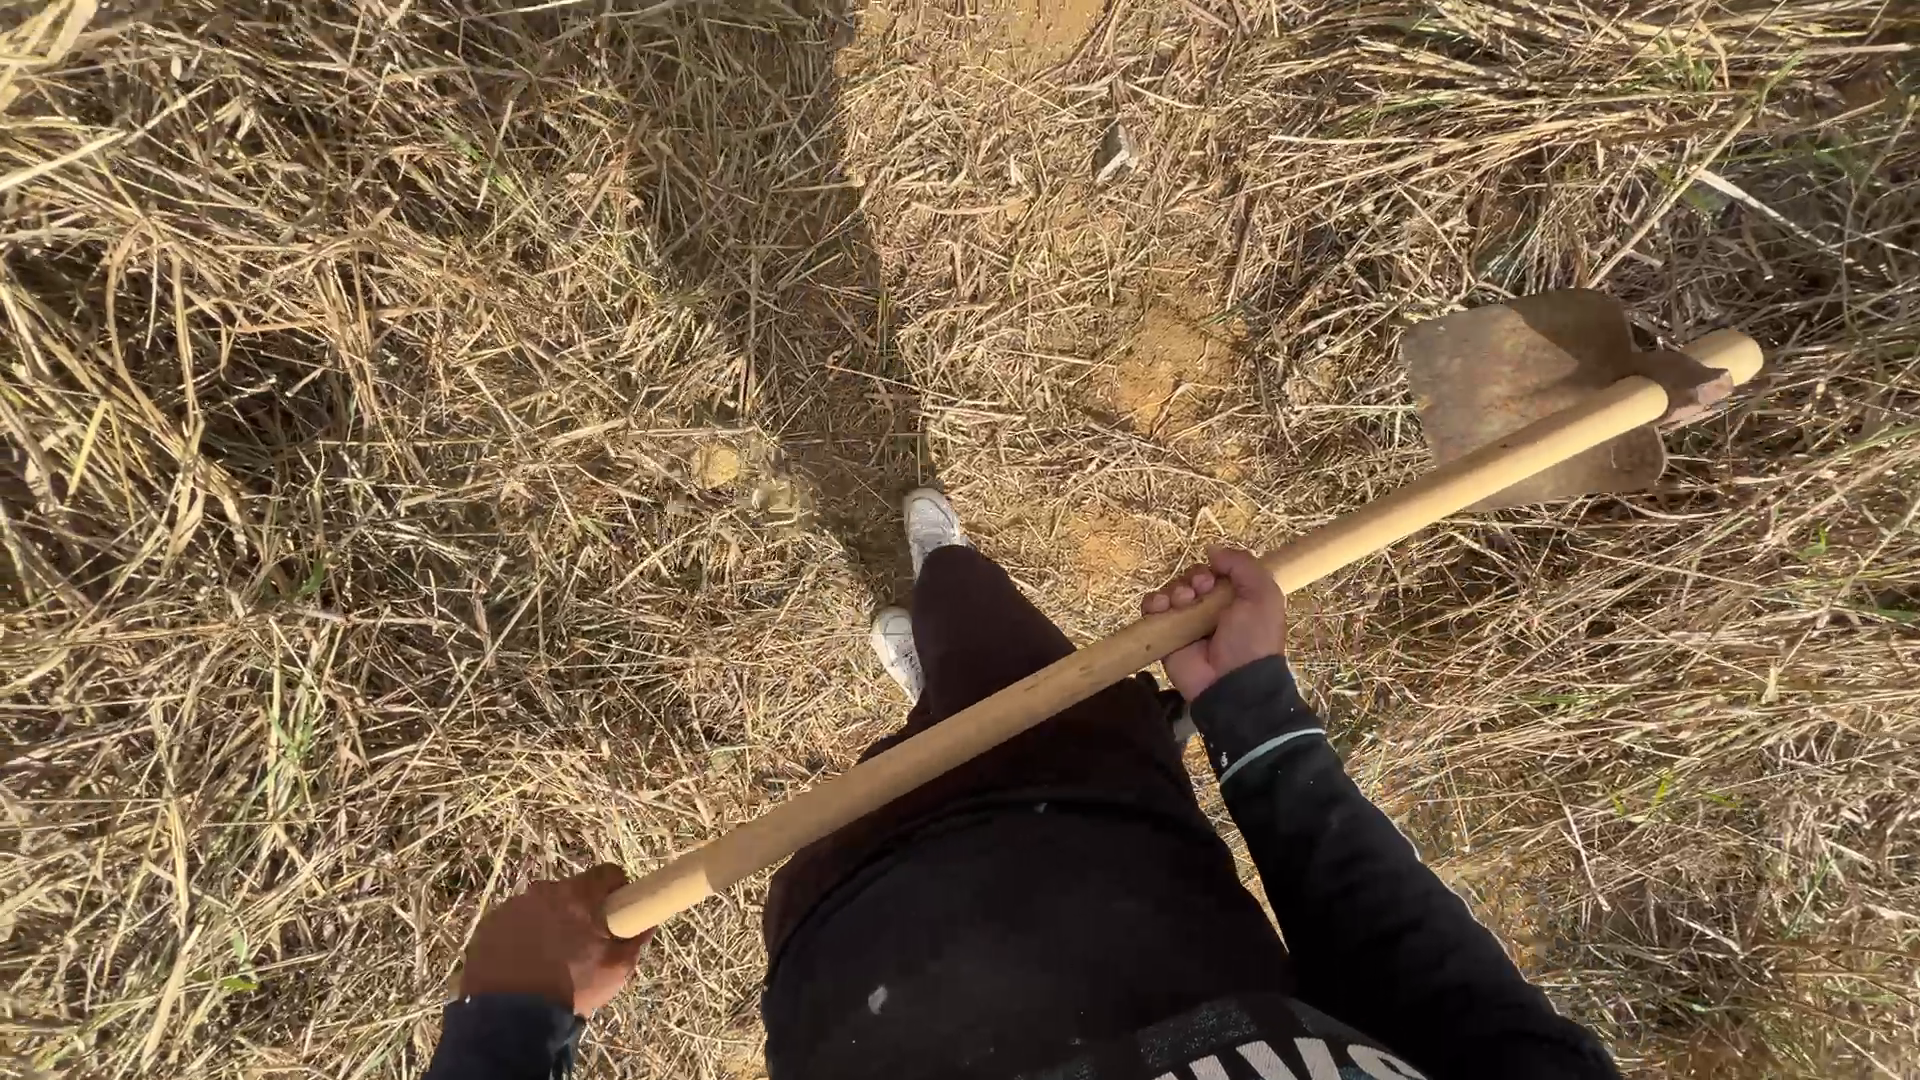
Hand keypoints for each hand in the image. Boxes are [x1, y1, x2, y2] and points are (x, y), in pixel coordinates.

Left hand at [459, 864, 651, 1014]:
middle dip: (580, 908)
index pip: (607, 873)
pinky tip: (523, 963)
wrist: (508, 1022)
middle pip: (572, 890)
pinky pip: (513, 923)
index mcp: (579, 894)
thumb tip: (648, 920)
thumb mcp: (618, 967)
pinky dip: (521, 936)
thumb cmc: (571, 988)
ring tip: (548, 957)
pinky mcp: (487, 928)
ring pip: (541, 906)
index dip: (616, 889)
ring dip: (548, 921)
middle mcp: (545, 891)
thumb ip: (637, 937)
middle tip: (582, 941)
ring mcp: (512, 908)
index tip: (616, 910)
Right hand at [1141, 545, 1286, 699]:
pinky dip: (1153, 604)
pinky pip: (1152, 610)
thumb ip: (1242, 565)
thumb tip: (1212, 549)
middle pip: (1190, 579)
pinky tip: (1162, 608)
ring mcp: (1185, 623)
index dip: (1210, 571)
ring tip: (1182, 604)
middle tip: (1198, 593)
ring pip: (1170, 591)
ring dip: (1174, 591)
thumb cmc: (1252, 638)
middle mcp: (1208, 609)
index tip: (1212, 581)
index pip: (1213, 573)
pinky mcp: (1165, 635)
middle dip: (1192, 580)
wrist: (1232, 682)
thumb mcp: (1263, 594)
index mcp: (1233, 600)